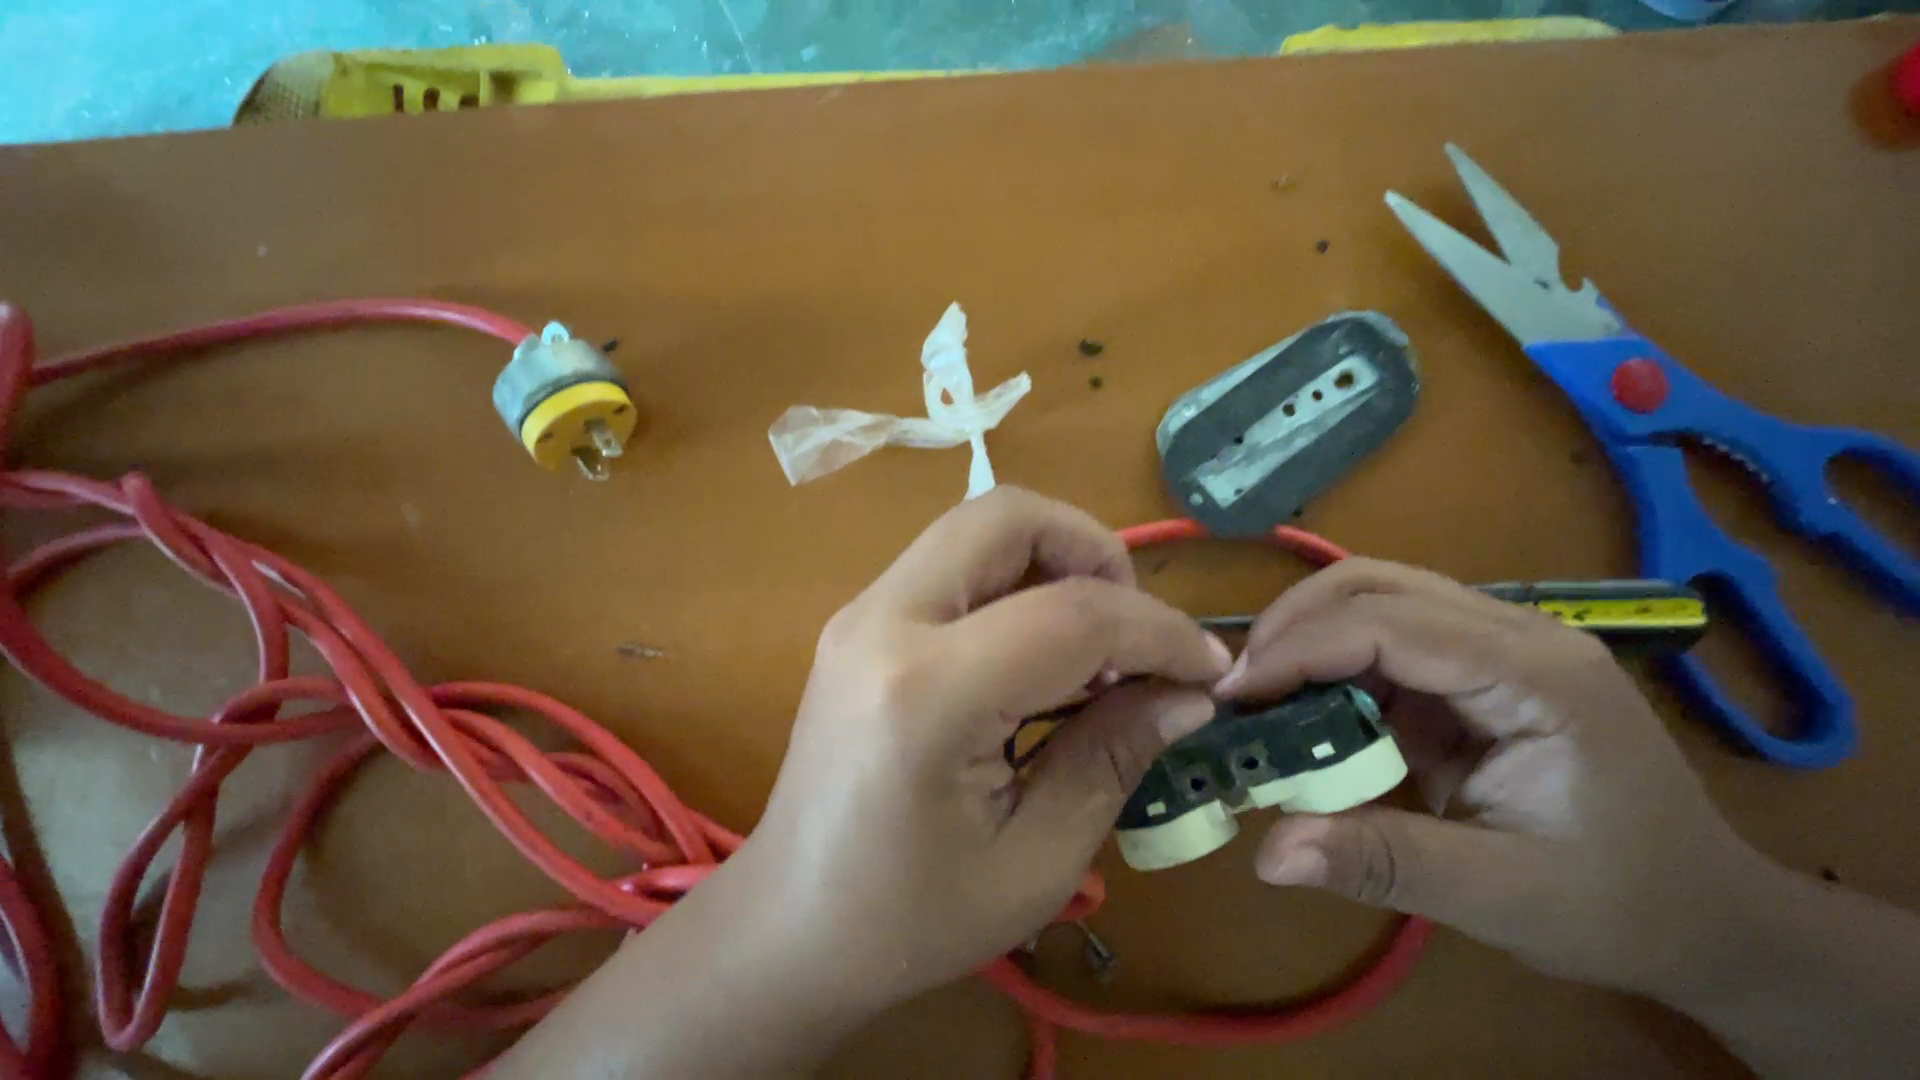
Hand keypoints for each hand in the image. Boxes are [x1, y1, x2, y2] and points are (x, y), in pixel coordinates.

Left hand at [732, 487, 1231, 1006]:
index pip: (1070, 614)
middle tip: (1132, 630)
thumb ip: (1114, 755)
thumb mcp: (1036, 859)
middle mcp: (883, 622)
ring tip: (1093, 649)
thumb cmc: (910, 918)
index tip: (1207, 669)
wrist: (789, 925)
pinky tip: (1038, 657)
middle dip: (1093, 551)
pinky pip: (952, 564)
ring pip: (976, 529)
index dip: (1157, 632)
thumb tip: (1189, 691)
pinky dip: (1012, 583)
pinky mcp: (858, 622)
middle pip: (1006, 516)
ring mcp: (860, 613)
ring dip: (1052, 562)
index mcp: (926, 692)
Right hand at [1216, 559, 1766, 999]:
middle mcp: (1519, 634)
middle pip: (1379, 584)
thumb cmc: (1618, 904)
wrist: (1710, 916)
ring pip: (1379, 596)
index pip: (1391, 624)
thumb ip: (1384, 862)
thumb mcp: (1500, 895)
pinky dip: (1333, 658)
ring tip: (1256, 689)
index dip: (1300, 648)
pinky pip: (1389, 637)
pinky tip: (1304, 701)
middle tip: (1235, 685)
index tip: (1231, 695)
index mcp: (1536, 675)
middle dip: (1293, 624)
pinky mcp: (1479, 667)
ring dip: (1307, 632)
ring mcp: (1502, 643)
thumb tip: (1268, 855)